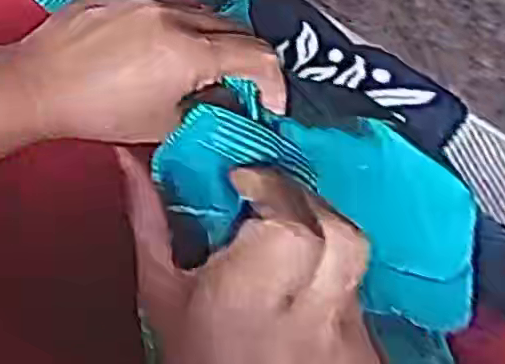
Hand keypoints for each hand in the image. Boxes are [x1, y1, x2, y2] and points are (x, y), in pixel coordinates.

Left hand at [13, 0, 286, 144]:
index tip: (266, 104)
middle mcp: (167, 13)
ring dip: (208, 31)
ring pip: (194, 7)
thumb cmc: (101, 111)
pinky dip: (171, 16)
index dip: (274, 84)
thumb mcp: (168, 122)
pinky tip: (158, 39)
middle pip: (231, 26)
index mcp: (188, 48)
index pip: (259, 55)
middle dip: (243, 56)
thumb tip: (230, 95)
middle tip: (236, 83)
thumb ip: (211, 104)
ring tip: (197, 59)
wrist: (39, 82)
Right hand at [118, 149, 380, 363]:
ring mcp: (355, 341)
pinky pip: (358, 294)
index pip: (292, 226)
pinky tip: (292, 284)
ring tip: (275, 232)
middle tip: (263, 191)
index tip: (238, 176)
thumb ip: (148, 219)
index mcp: (253, 294)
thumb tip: (128, 161)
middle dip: (302, 197)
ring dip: (316, 231)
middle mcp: (316, 317)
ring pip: (355, 261)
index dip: (270, 187)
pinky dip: (327, 274)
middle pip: (342, 235)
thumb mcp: (159, 289)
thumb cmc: (196, 359)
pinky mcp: (376, 356)